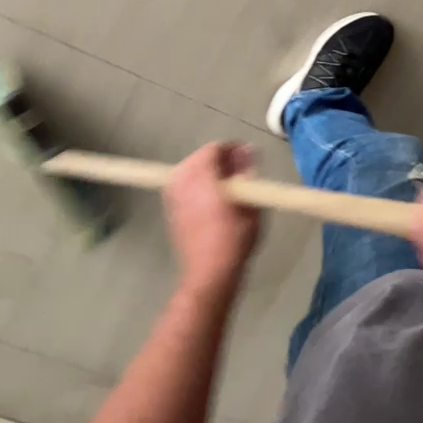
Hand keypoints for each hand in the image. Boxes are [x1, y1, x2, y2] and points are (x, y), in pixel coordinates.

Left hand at [163, 142, 261, 292]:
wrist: (210, 273)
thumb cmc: (236, 240)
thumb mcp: (251, 205)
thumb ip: (247, 174)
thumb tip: (248, 151)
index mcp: (204, 179)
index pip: (213, 149)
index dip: (231, 149)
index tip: (246, 156)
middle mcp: (184, 184)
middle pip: (198, 157)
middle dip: (218, 159)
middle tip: (237, 170)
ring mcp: (174, 197)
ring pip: (188, 170)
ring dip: (205, 171)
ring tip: (224, 183)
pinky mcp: (171, 210)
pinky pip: (181, 185)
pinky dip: (194, 184)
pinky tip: (210, 196)